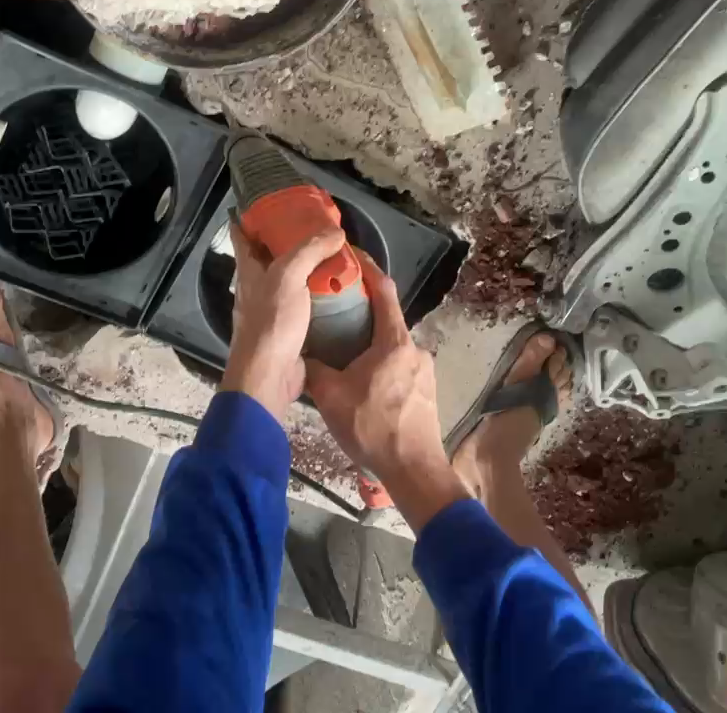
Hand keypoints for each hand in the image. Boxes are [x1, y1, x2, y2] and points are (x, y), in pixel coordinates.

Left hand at [223, 219, 347, 421]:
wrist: (269, 376)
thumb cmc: (271, 322)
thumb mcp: (288, 276)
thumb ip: (309, 250)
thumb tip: (335, 231)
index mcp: (249, 271)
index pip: (242, 235)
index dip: (249, 216)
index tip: (267, 202)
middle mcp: (256, 288)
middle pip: (269, 257)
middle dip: (288, 241)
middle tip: (316, 228)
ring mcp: (271, 310)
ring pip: (289, 282)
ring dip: (308, 270)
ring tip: (334, 257)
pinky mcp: (289, 330)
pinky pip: (305, 306)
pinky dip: (319, 297)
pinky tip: (339, 293)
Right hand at [304, 251, 467, 530]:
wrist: (414, 471)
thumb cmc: (372, 427)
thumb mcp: (330, 395)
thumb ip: (314, 369)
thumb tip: (300, 356)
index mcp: (393, 341)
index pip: (384, 290)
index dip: (367, 268)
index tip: (350, 255)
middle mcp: (415, 349)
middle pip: (386, 319)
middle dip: (361, 312)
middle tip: (333, 310)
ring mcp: (424, 371)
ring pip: (391, 346)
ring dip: (369, 344)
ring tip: (342, 351)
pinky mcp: (426, 391)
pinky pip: (399, 366)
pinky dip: (380, 364)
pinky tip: (361, 381)